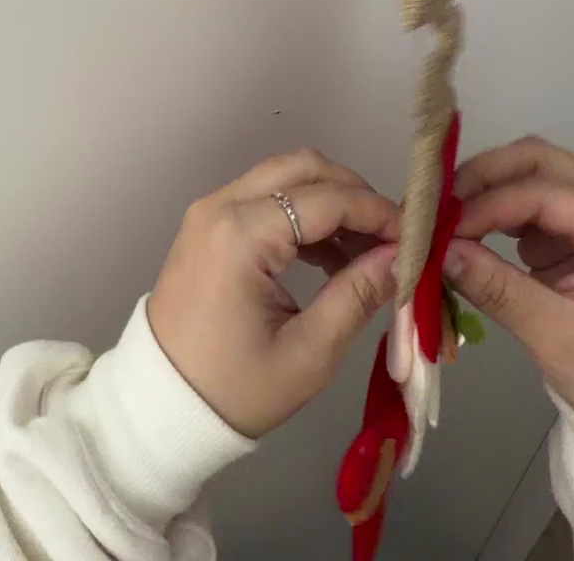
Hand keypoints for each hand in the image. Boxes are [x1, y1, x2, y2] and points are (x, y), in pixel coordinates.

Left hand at [147, 149, 400, 437]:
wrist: (160, 405)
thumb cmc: (233, 389)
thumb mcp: (308, 354)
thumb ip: (358, 295)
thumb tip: (402, 257)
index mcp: (241, 235)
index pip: (326, 199)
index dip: (377, 212)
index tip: (413, 238)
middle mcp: (221, 206)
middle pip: (304, 169)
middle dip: (354, 194)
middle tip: (389, 236)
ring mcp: (210, 211)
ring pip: (284, 177)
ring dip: (329, 201)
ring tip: (365, 250)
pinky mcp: (208, 224)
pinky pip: (265, 198)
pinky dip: (302, 213)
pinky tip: (329, 255)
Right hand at [442, 137, 573, 436]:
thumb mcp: (557, 338)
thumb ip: (497, 288)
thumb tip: (439, 251)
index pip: (548, 191)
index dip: (490, 203)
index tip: (443, 229)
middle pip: (542, 163)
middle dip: (486, 177)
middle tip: (439, 205)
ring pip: (533, 176)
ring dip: (487, 191)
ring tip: (445, 218)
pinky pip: (528, 207)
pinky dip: (494, 214)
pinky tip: (466, 235)